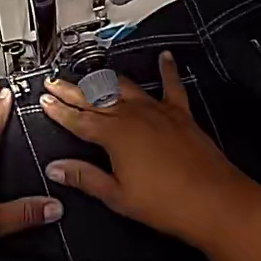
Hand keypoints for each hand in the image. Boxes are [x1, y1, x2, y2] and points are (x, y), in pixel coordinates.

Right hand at [40, 51, 250, 247]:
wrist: (215, 202)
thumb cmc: (169, 203)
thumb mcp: (118, 195)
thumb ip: (85, 177)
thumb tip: (57, 168)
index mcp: (114, 135)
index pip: (77, 119)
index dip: (58, 110)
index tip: (45, 102)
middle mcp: (133, 116)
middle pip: (94, 98)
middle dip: (71, 91)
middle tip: (54, 84)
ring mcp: (157, 111)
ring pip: (123, 88)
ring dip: (104, 81)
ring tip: (89, 76)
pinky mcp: (180, 114)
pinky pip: (171, 85)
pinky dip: (167, 70)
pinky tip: (164, 58)